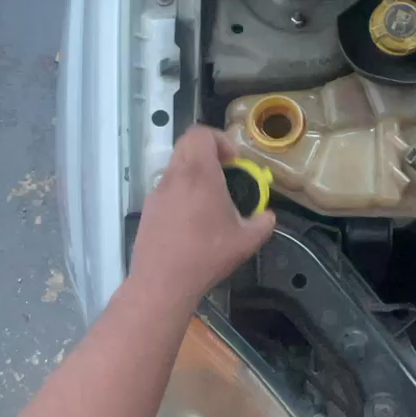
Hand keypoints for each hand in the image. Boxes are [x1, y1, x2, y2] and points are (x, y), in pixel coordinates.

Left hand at [128, 127, 275, 306]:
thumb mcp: (247, 241)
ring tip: (210, 201)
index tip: (234, 162)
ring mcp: (157, 193)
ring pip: (176, 167)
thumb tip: (268, 216)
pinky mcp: (148, 209)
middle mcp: (175, 177)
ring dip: (194, 173)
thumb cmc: (207, 256)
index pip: (201, 134)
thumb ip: (263, 223)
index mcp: (199, 175)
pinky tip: (192, 221)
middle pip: (187, 144)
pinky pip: (167, 189)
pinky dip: (182, 193)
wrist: (162, 282)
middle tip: (225, 174)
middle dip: (208, 152)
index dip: (220, 140)